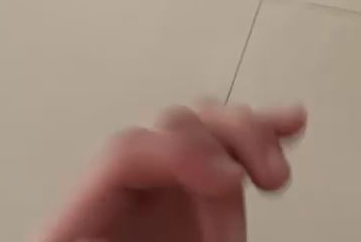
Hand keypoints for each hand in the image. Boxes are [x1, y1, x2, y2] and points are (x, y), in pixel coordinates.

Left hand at [38, 103, 307, 241]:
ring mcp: (152, 203)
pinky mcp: (184, 213)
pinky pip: (224, 158)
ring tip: (275, 173)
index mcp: (71, 231)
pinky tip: (289, 129)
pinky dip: (259, 143)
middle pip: (174, 130)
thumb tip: (209, 238)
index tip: (229, 181)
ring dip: (250, 140)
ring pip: (205, 131)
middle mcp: (115, 205)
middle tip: (263, 179)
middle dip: (228, 145)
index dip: (183, 153)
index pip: (125, 155)